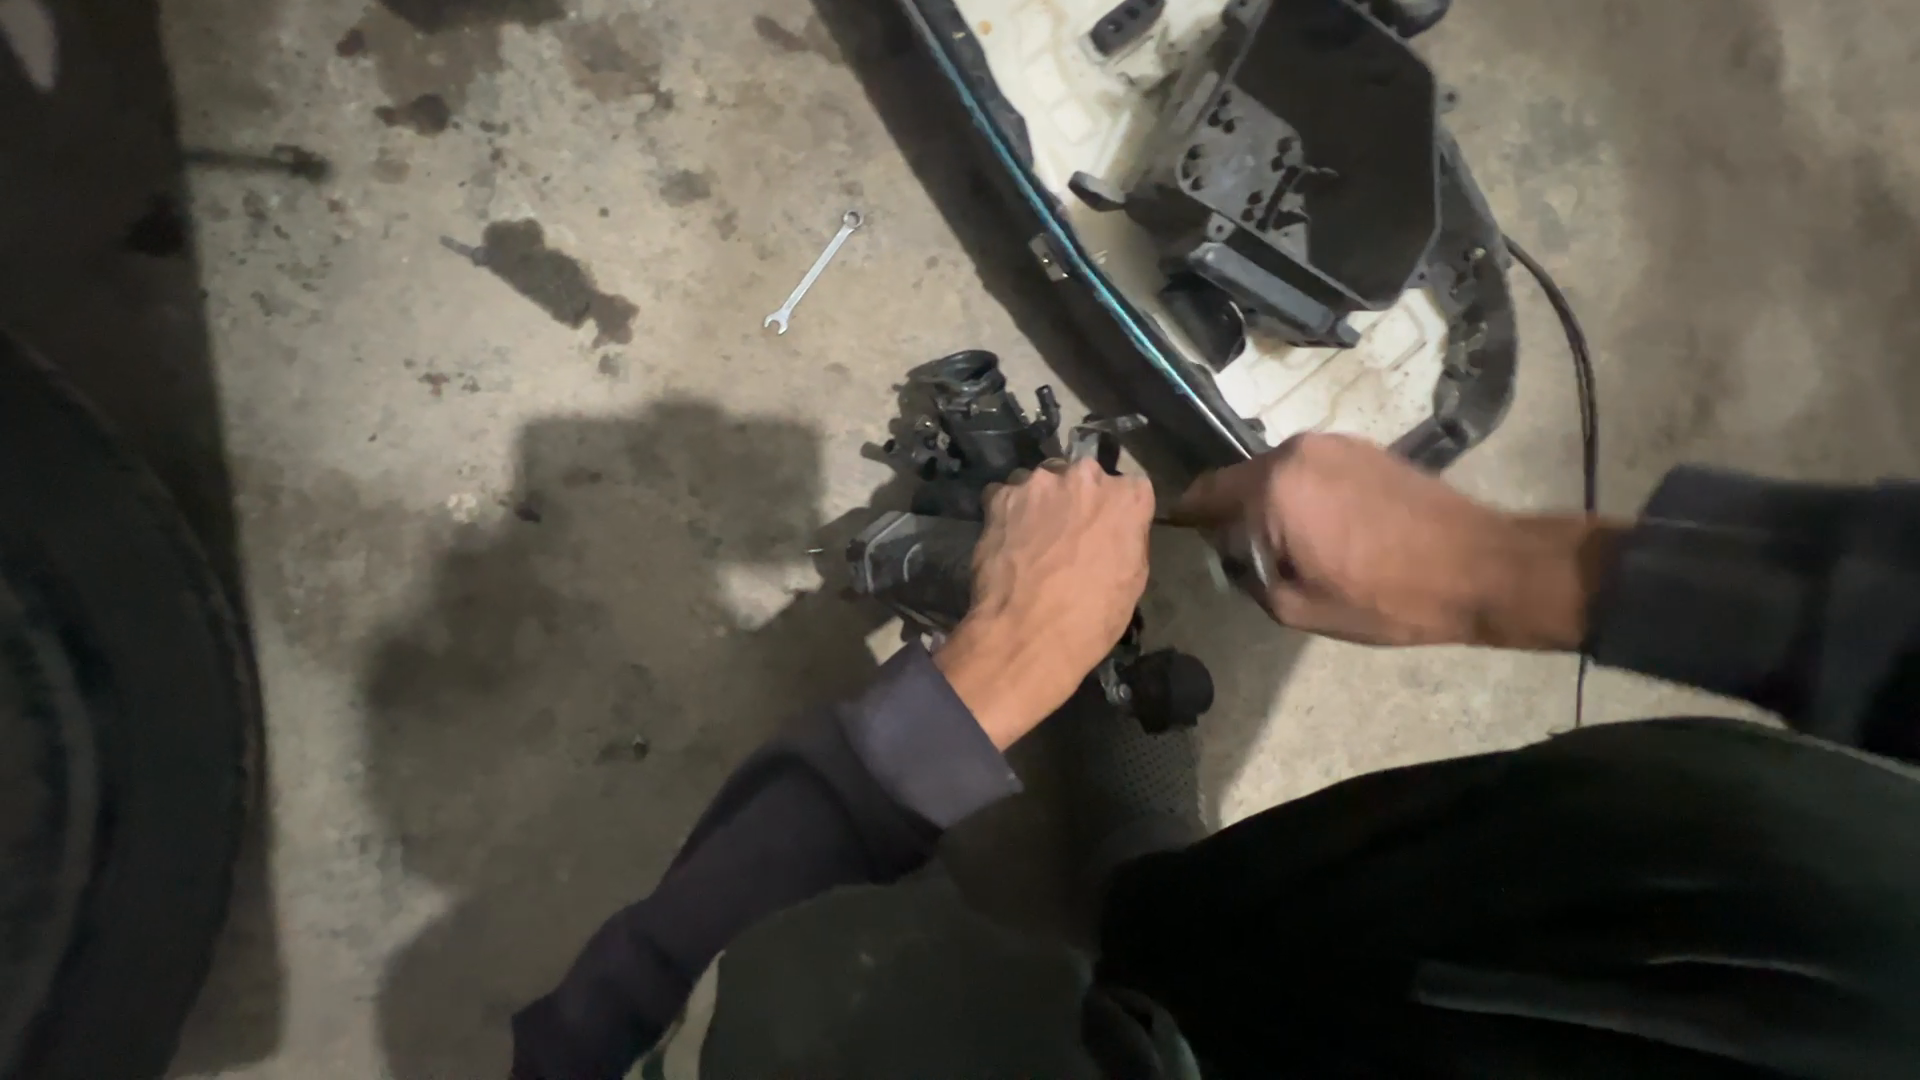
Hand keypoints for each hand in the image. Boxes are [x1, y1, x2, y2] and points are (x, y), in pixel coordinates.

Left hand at [934, 458, 1154, 747]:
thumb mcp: (1133, 580)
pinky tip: (1006, 541)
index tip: (1105, 531)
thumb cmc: (1092, 616)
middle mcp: (1085, 476)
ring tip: (1032, 539)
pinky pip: (1005, 496)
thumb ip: (1127, 538)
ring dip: (1039, 503)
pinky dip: (1006, 513)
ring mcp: (1039, 483)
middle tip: (1066, 534)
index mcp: (1129, 496)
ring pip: (1041, 483)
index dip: (1115, 511)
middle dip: (1076, 499)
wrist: (1027, 632)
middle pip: (1082, 478)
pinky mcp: (1001, 497)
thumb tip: (1114, 530)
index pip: (1130, 488)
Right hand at [1173, 434, 1616, 647]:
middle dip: (1233, 514)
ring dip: (1269, 503)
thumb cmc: (1384, 596)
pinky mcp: (1362, 447)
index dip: (1188, 516)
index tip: (1184, 535)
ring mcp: (1332, 444)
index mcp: (1272, 487)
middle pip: (1239, 480)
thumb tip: (1234, 556)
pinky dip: (1301, 493)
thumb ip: (1246, 576)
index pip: (1204, 492)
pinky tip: (1324, 527)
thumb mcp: (1295, 607)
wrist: (1481, 568)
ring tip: (1289, 544)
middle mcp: (1294, 452)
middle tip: (1243, 553)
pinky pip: (1308, 468)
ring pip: (1275, 473)